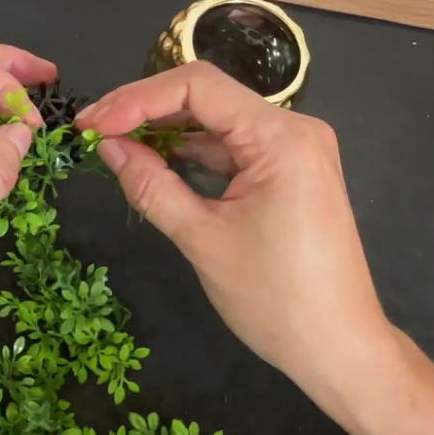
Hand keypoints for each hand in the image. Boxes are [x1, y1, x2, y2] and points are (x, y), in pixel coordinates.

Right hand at [75, 62, 399, 421]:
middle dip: (145, 110)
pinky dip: (191, 151)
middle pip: (206, 96)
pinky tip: (154, 161)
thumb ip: (151, 185)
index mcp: (281, 138)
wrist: (340, 347)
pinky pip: (231, 145)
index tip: (93, 125)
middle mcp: (294, 129)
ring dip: (165, 129)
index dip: (136, 99)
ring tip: (114, 144)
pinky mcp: (289, 170)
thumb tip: (107, 146)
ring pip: (216, 120)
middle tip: (93, 131)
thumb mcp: (202, 239)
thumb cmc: (275, 299)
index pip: (197, 87)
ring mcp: (295, 149)